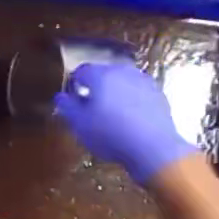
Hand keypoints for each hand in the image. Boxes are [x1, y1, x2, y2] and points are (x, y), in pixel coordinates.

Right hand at [54, 62, 197, 184]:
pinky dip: (131, 101)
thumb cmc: (109, 134)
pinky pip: (138, 93)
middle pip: (103, 74)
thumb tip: (60, 96)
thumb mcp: (80, 124)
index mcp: (101, 75)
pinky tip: (129, 120)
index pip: (81, 71)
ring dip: (114, 94)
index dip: (74, 84)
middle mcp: (123, 71)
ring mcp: (144, 81)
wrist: (152, 147)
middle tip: (90, 109)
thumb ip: (67, 107)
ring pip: (122, 82)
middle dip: (95, 88)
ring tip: (111, 115)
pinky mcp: (158, 94)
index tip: (72, 100)